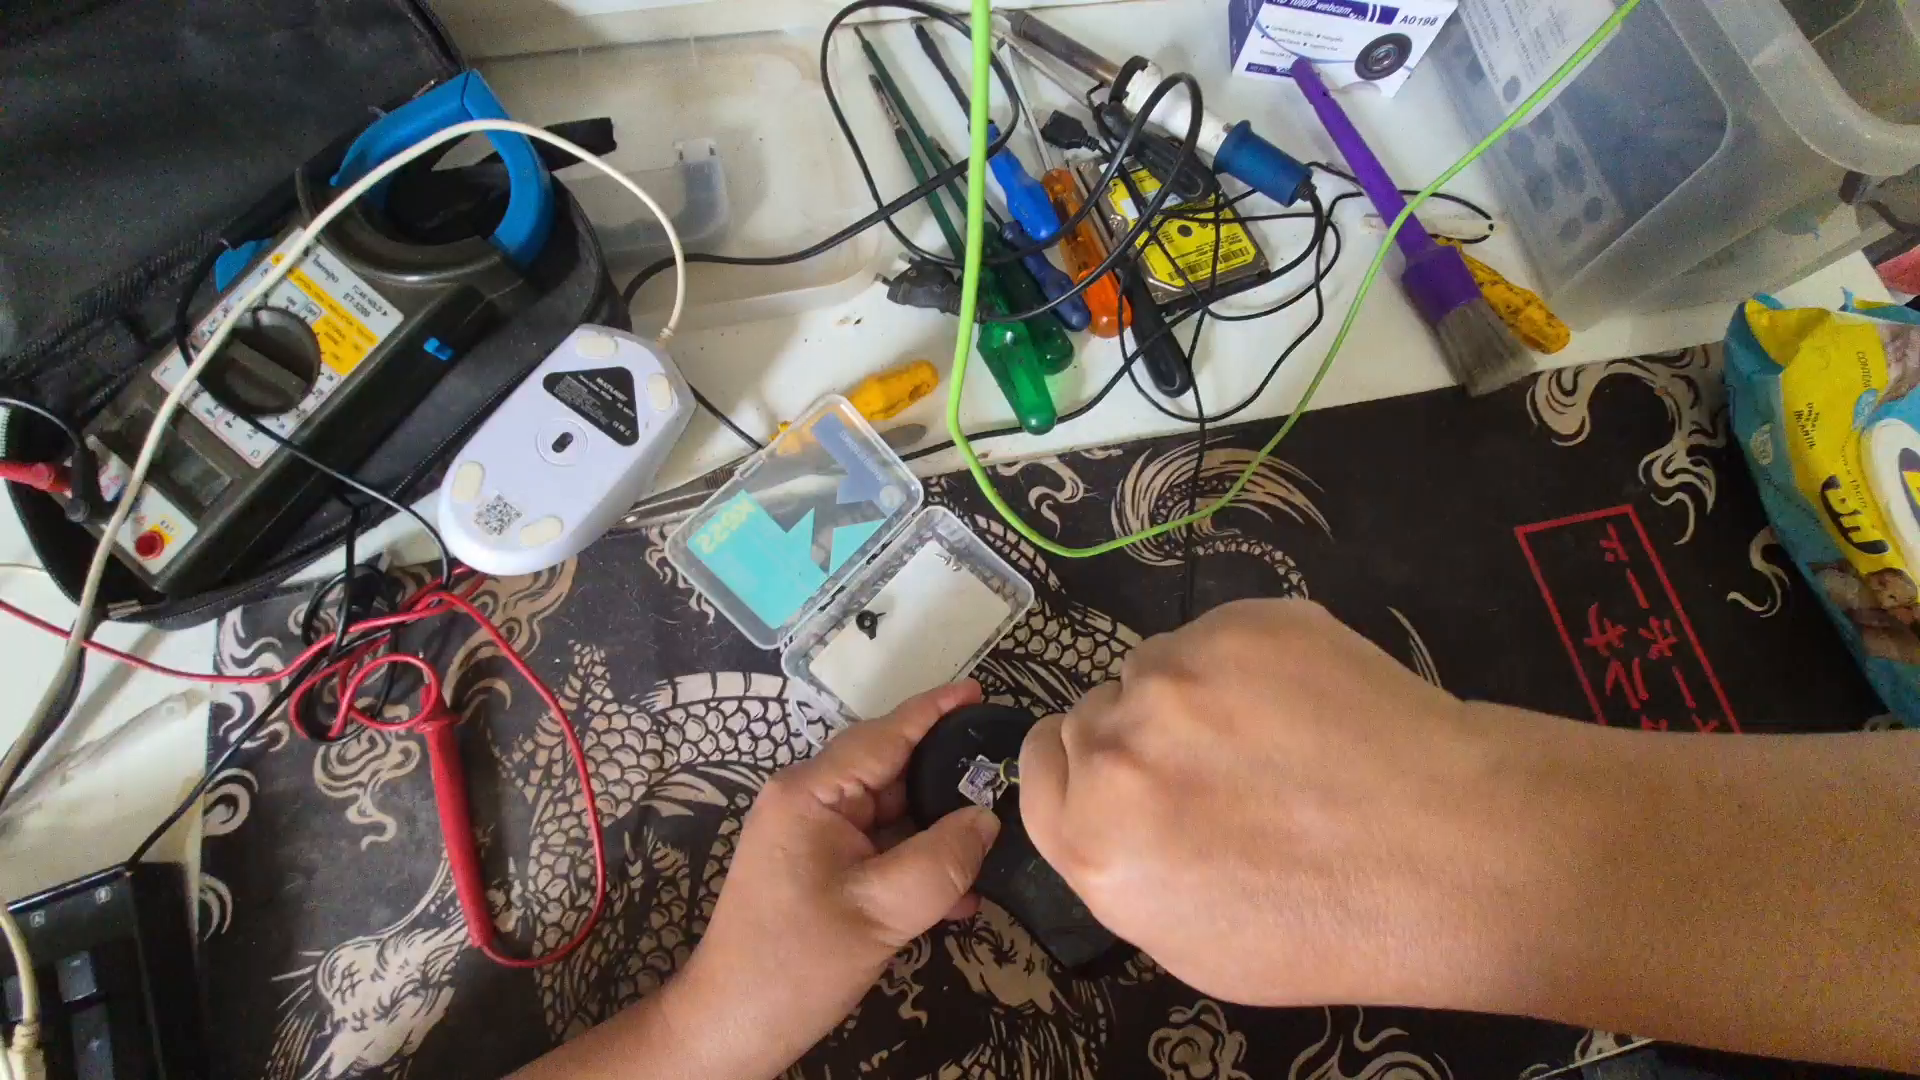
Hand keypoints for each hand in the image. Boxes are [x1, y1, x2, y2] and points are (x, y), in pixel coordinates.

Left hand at [671, 680, 1001, 1075]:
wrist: (730, 1030)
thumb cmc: (795, 965)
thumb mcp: (879, 913)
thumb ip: (941, 861)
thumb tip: (986, 818)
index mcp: (812, 792)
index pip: (884, 735)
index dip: (935, 709)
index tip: (979, 690)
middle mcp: (809, 799)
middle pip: (891, 770)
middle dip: (945, 776)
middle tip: (1001, 773)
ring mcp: (814, 831)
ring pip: (891, 811)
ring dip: (936, 831)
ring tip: (991, 838)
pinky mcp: (821, 862)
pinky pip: (880, 845)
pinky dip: (916, 860)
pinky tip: (959, 891)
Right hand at [1018, 599, 1576, 1010]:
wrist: (1465, 853)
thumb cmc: (1328, 924)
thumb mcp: (1189, 943)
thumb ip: (1110, 865)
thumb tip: (1097, 802)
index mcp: (1092, 837)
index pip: (1037, 763)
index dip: (1081, 772)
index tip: (1127, 781)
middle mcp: (1112, 745)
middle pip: (1089, 713)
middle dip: (1133, 738)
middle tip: (1212, 770)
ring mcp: (1175, 672)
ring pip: (1150, 668)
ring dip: (1186, 696)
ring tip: (1270, 737)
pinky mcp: (1237, 622)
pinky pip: (1210, 636)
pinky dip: (1242, 663)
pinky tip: (1304, 702)